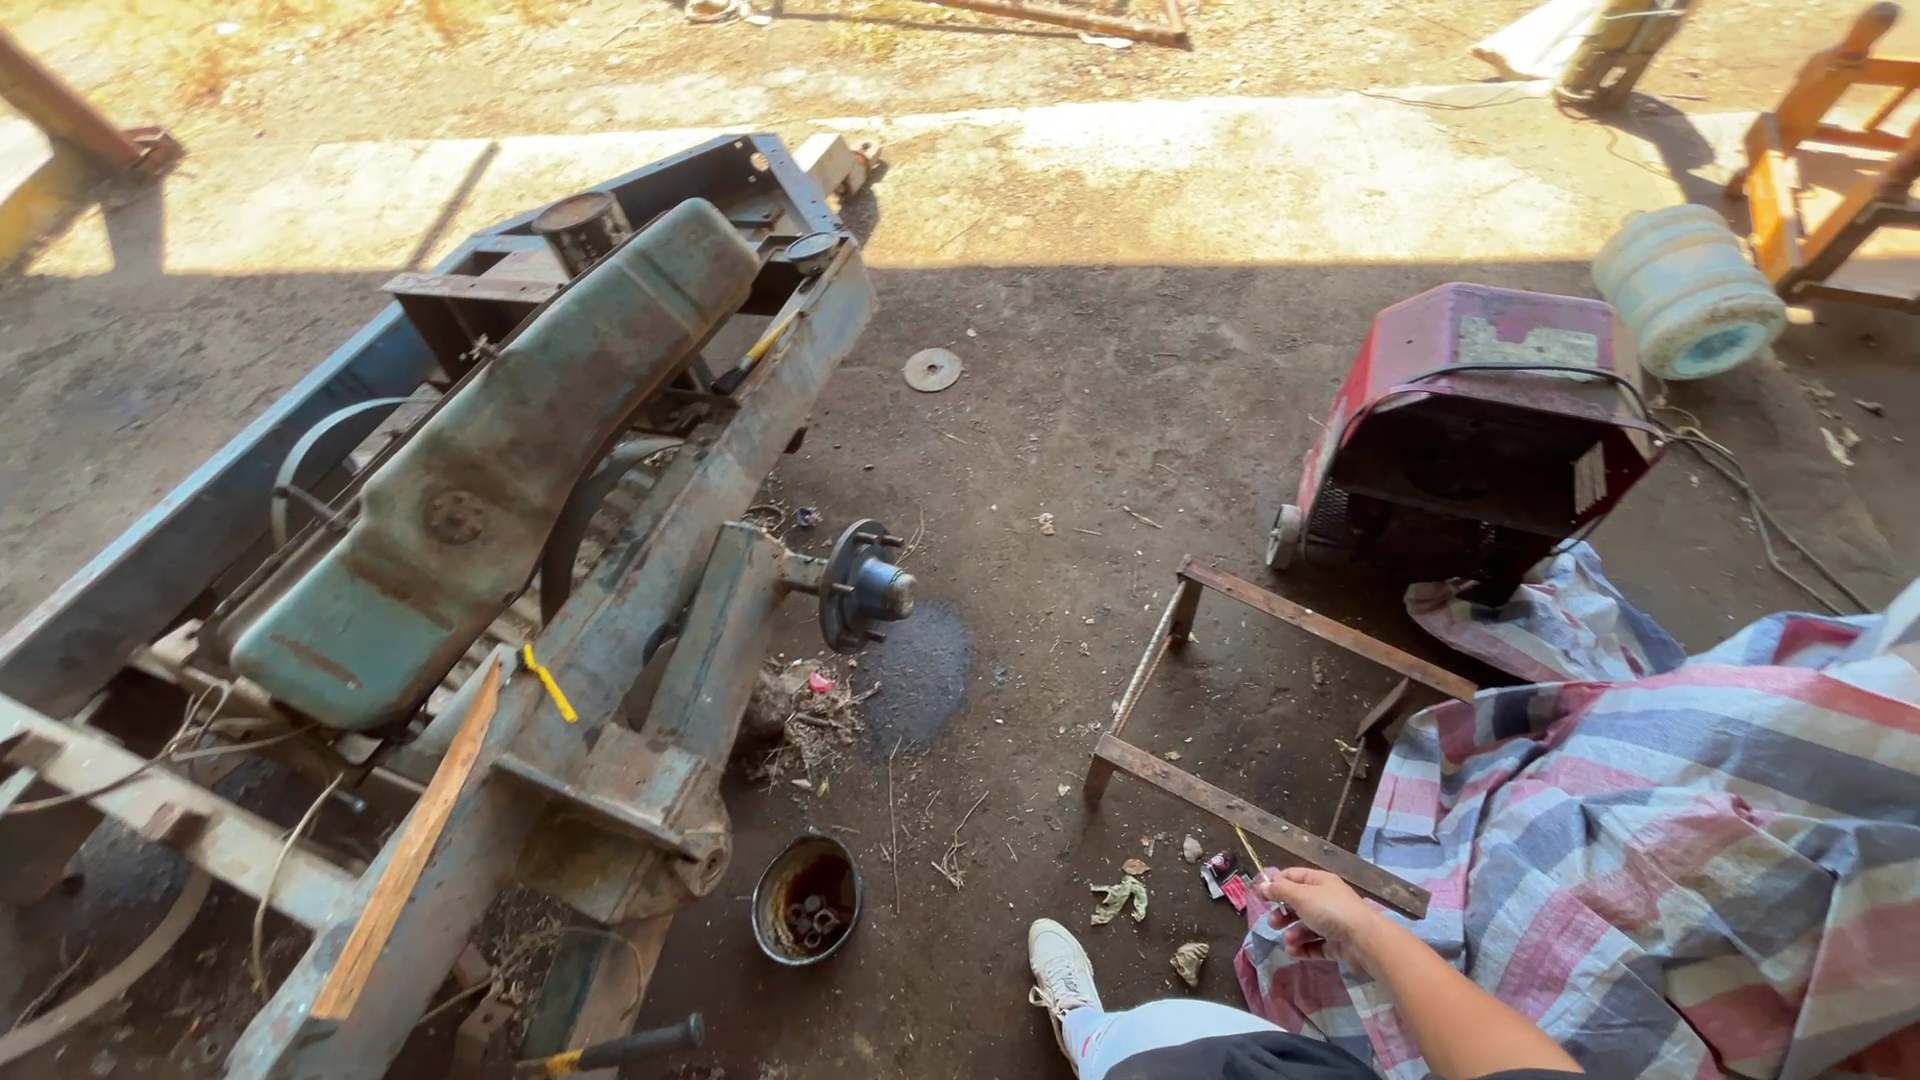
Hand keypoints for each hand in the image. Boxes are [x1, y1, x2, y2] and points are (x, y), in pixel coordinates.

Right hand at [1255, 867, 1383, 974]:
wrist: (1365, 941)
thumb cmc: (1330, 911)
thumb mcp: (1300, 895)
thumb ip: (1279, 890)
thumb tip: (1263, 885)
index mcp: (1319, 882)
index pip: (1293, 877)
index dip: (1276, 884)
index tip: (1261, 896)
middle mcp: (1326, 900)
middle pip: (1298, 903)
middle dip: (1283, 913)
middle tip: (1272, 923)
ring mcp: (1333, 923)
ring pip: (1306, 926)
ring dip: (1293, 933)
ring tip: (1287, 941)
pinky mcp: (1338, 944)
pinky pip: (1316, 944)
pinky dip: (1304, 947)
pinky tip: (1293, 952)